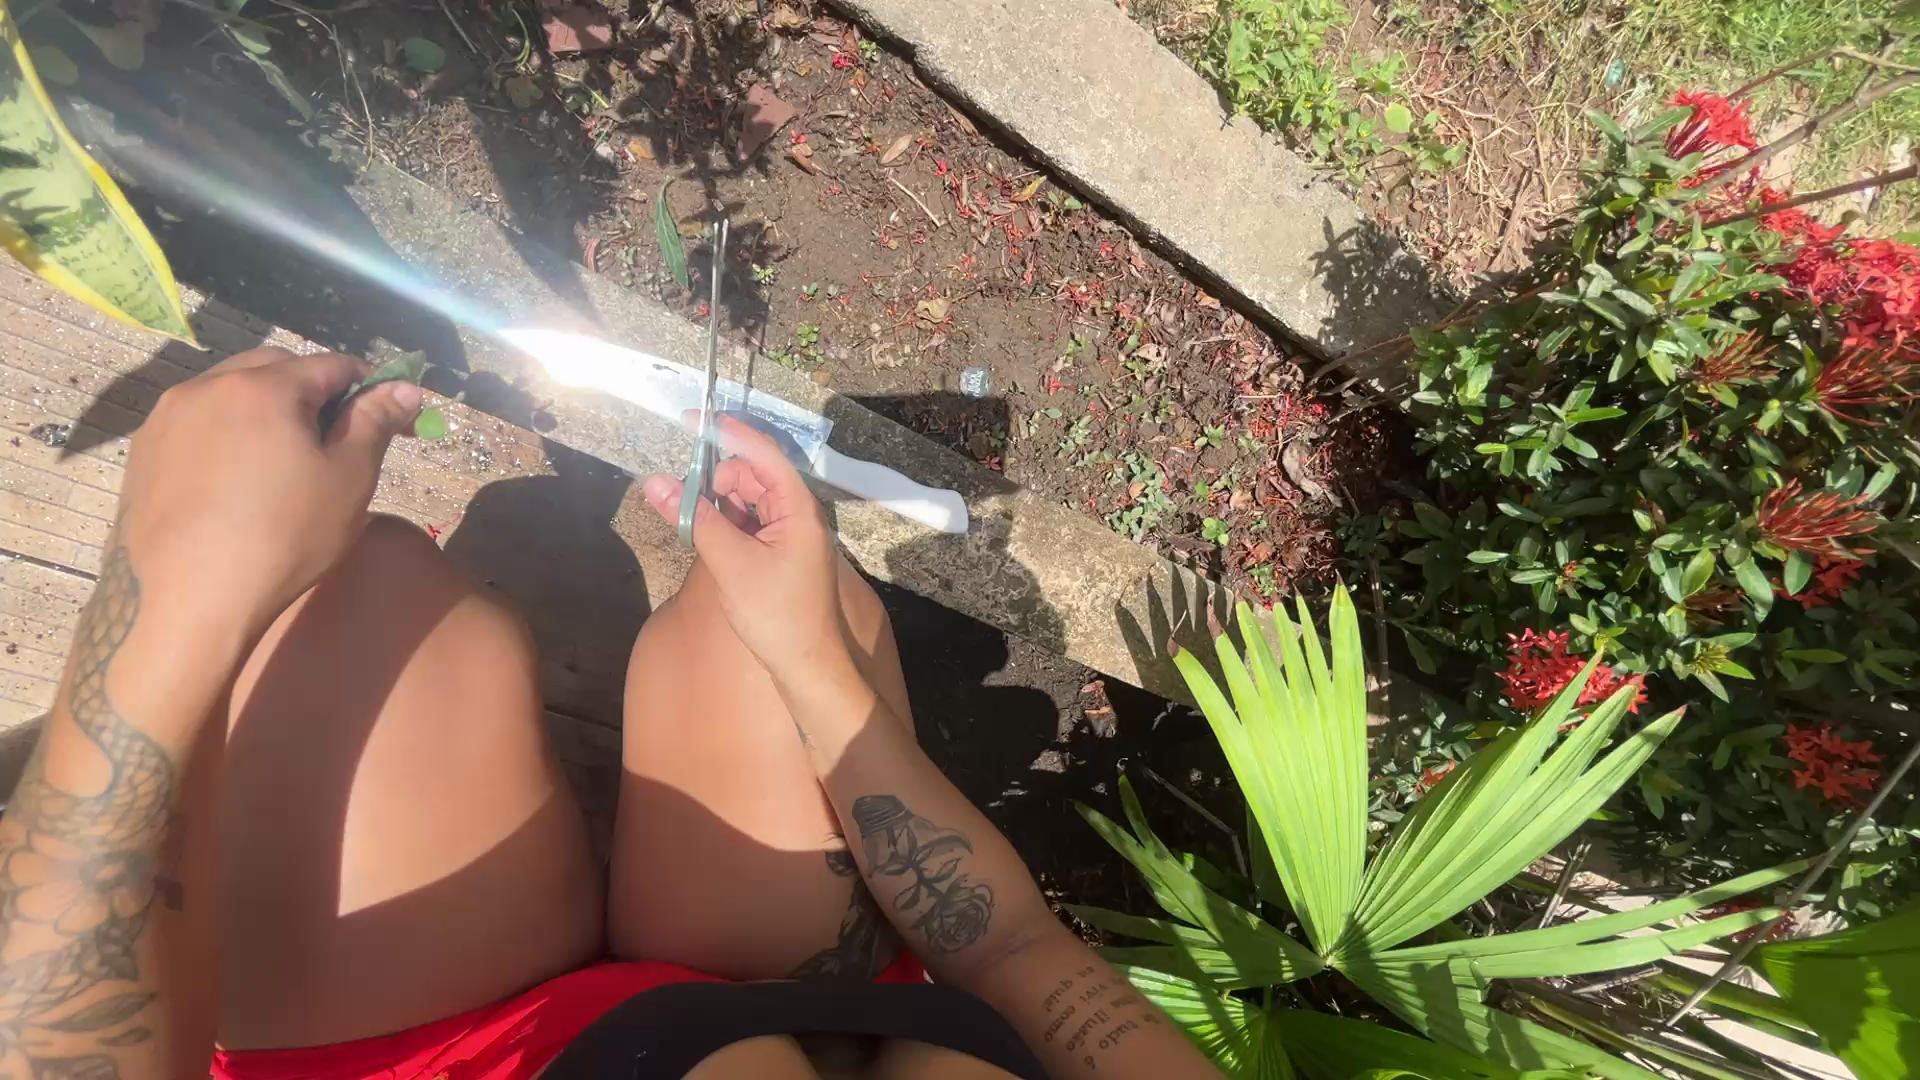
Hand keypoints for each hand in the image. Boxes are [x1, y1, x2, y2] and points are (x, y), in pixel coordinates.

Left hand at [116, 347, 421, 634]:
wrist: (201, 593)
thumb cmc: (293, 530)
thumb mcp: (352, 474)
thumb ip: (376, 420)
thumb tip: (405, 386)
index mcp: (263, 389)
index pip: (332, 365)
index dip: (373, 385)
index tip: (395, 418)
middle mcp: (207, 387)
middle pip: (278, 367)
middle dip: (321, 390)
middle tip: (348, 435)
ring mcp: (167, 417)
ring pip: (236, 390)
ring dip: (276, 407)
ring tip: (299, 454)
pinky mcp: (147, 449)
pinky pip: (205, 418)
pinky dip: (238, 428)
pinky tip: (253, 473)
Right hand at [641, 415, 844, 677]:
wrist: (805, 661)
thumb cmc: (774, 612)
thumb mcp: (729, 562)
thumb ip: (694, 519)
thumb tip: (654, 481)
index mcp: (798, 507)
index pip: (762, 453)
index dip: (727, 432)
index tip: (689, 418)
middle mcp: (799, 512)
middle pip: (754, 474)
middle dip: (717, 477)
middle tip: (684, 498)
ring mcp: (792, 532)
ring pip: (750, 498)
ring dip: (720, 501)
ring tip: (692, 521)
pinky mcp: (782, 550)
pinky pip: (752, 521)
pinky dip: (728, 520)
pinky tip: (708, 534)